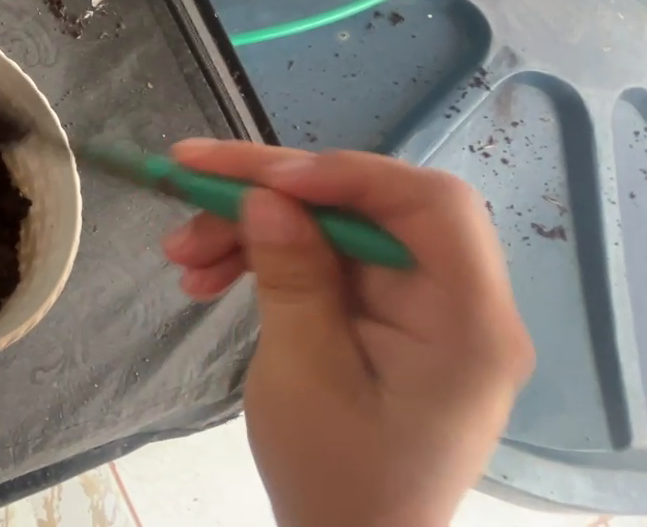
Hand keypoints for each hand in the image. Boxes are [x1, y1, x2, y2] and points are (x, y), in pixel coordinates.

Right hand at [161, 140, 533, 526]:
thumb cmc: (337, 473)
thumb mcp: (304, 373)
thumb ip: (292, 276)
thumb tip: (264, 195)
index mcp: (466, 319)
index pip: (427, 204)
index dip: (343, 173)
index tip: (260, 180)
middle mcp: (450, 297)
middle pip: (358, 204)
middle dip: (266, 192)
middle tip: (185, 182)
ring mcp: (410, 302)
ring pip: (322, 224)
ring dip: (246, 226)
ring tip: (180, 254)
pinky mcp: (374, 310)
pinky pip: (312, 256)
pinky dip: (254, 255)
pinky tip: (203, 276)